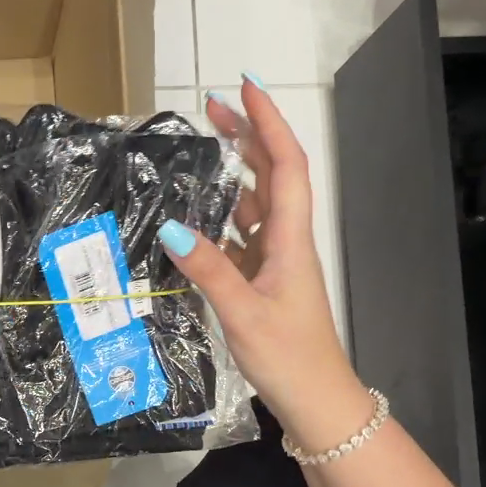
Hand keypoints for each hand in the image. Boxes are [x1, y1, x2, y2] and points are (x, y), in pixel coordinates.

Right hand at [157, 78, 370, 448]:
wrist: (315, 398)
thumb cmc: (287, 356)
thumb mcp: (242, 313)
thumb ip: (208, 270)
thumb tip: (170, 226)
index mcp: (291, 239)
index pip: (284, 164)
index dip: (267, 123)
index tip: (242, 88)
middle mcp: (286, 240)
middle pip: (271, 173)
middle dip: (246, 135)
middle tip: (210, 107)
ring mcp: (275, 260)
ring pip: (257, 201)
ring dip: (234, 171)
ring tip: (202, 150)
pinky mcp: (263, 280)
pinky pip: (242, 234)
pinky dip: (222, 215)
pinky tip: (197, 216)